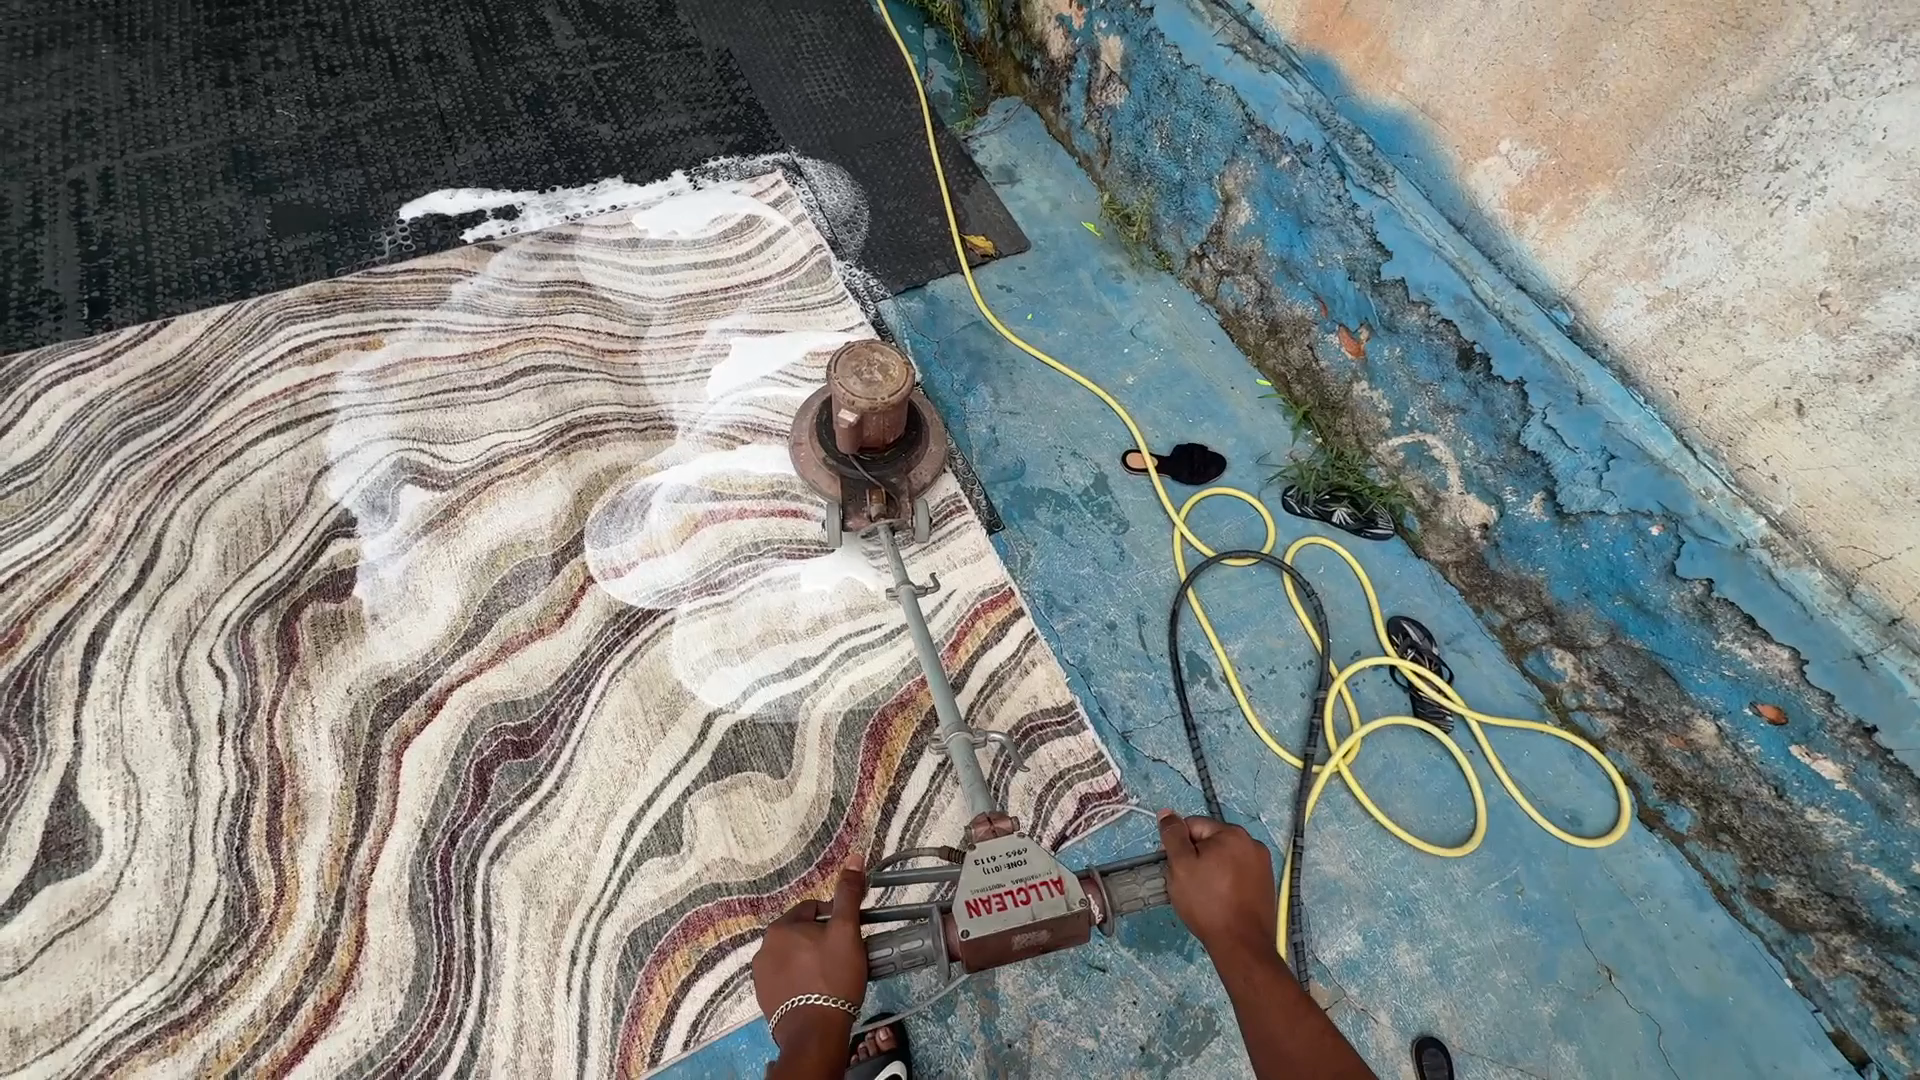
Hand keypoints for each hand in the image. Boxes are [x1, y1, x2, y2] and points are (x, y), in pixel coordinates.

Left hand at [752, 853, 868, 1047]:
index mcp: (781, 927)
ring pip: (794, 957)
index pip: (813, 909)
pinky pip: (787, 979)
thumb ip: (848, 893)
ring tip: (832, 976)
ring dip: (811, 960)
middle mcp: (764, 948)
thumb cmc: (832, 977)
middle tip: (843, 956)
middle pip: (802, 933)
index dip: (835, 918)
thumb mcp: (846, 931)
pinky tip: (818, 992)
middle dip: (822, 940)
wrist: (814, 1034)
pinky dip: (801, 981)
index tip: (849, 935)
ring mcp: (761, 977)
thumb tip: (854, 856)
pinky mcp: (764, 1000)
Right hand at [1157, 809, 1277, 956]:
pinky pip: (1238, 873)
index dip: (1179, 845)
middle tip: (1188, 883)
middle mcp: (1252, 844)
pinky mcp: (1267, 885)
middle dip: (1196, 858)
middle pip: (1211, 841)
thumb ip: (1172, 835)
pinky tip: (1220, 901)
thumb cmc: (1207, 902)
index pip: (1194, 826)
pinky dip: (1226, 882)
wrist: (1242, 946)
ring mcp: (1263, 865)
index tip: (1175, 868)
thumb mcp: (1180, 865)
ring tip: (1204, 894)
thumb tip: (1167, 813)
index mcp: (1232, 833)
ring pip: (1224, 858)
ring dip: (1211, 869)